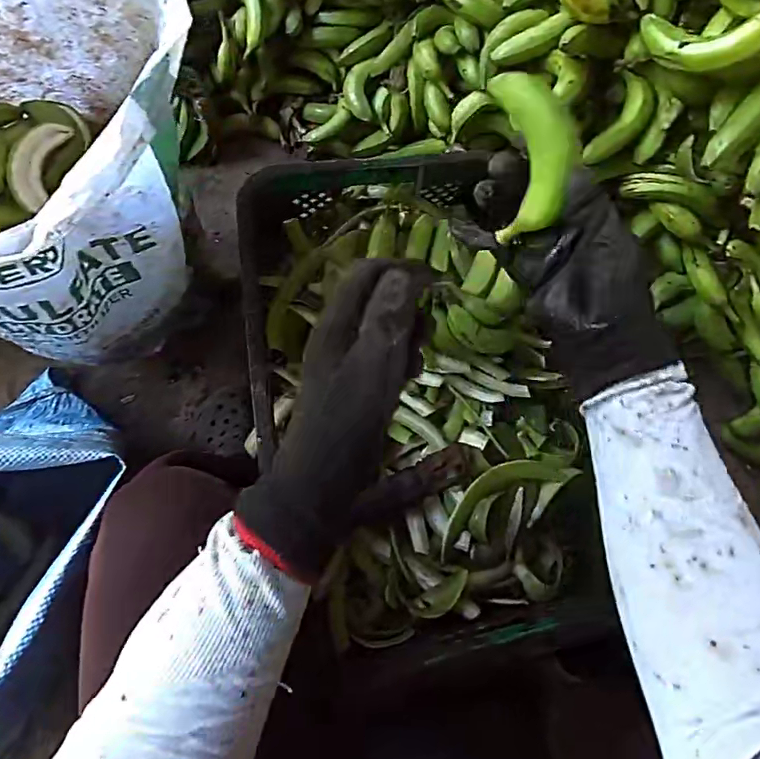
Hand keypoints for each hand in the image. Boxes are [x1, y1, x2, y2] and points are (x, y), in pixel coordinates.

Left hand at [235, 259, 433, 579]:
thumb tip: (406, 270)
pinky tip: (411, 379)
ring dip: (408, 335)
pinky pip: (382, 356)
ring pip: (384, 328)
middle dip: (410, 307)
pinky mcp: (353, 383)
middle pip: (379, 298)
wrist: (319, 488)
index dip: (404, 270)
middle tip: (427, 334)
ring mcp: (343, 359)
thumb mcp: (374, 368)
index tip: (440, 285)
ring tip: (420, 360)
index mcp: (337, 323)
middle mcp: (338, 334)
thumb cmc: (347, 424)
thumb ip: (388, 319)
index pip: (369, 272)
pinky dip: (401, 360)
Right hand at [462, 151, 676, 402]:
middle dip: (509, 179)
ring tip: (478, 187)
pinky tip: (460, 222)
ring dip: (492, 202)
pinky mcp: (517, 268)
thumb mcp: (607, 235)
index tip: (518, 143)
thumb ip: (586, 202)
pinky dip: (477, 235)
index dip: (537, 163)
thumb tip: (566, 163)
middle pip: (527, 195)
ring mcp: (536, 247)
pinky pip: (495, 246)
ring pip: (508, 217)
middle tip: (492, 162)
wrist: (601, 336)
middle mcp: (558, 225)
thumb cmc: (613, 281)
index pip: (556, 180)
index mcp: (585, 213)